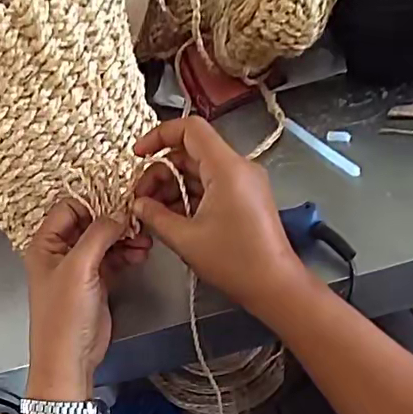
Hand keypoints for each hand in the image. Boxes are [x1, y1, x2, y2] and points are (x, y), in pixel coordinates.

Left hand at [23, 199, 147, 400]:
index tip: (120, 205)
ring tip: (143, 242)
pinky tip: (140, 254)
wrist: (70, 358)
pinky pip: (114, 259)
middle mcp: (61, 253)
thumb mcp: (78, 268)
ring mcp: (80, 268)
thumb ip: (98, 235)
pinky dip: (127, 254)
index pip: (70, 208)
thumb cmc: (63, 318)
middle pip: (91, 223)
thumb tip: (118, 212)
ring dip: (125, 238)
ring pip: (106, 241)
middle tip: (137, 223)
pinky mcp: (97, 283)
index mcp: (45, 244)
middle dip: (115, 222)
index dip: (95, 204)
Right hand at [131, 117, 309, 310]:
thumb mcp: (186, 238)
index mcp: (226, 168)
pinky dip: (190, 196)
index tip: (139, 154)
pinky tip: (173, 218)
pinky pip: (212, 186)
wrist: (273, 284)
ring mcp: (244, 183)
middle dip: (161, 172)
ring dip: (173, 187)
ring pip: (200, 170)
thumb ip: (156, 216)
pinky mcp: (246, 198)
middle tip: (141, 199)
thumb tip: (139, 205)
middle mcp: (239, 168)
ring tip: (153, 213)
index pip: (190, 129)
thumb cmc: (236, 261)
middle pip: (191, 152)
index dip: (159, 136)